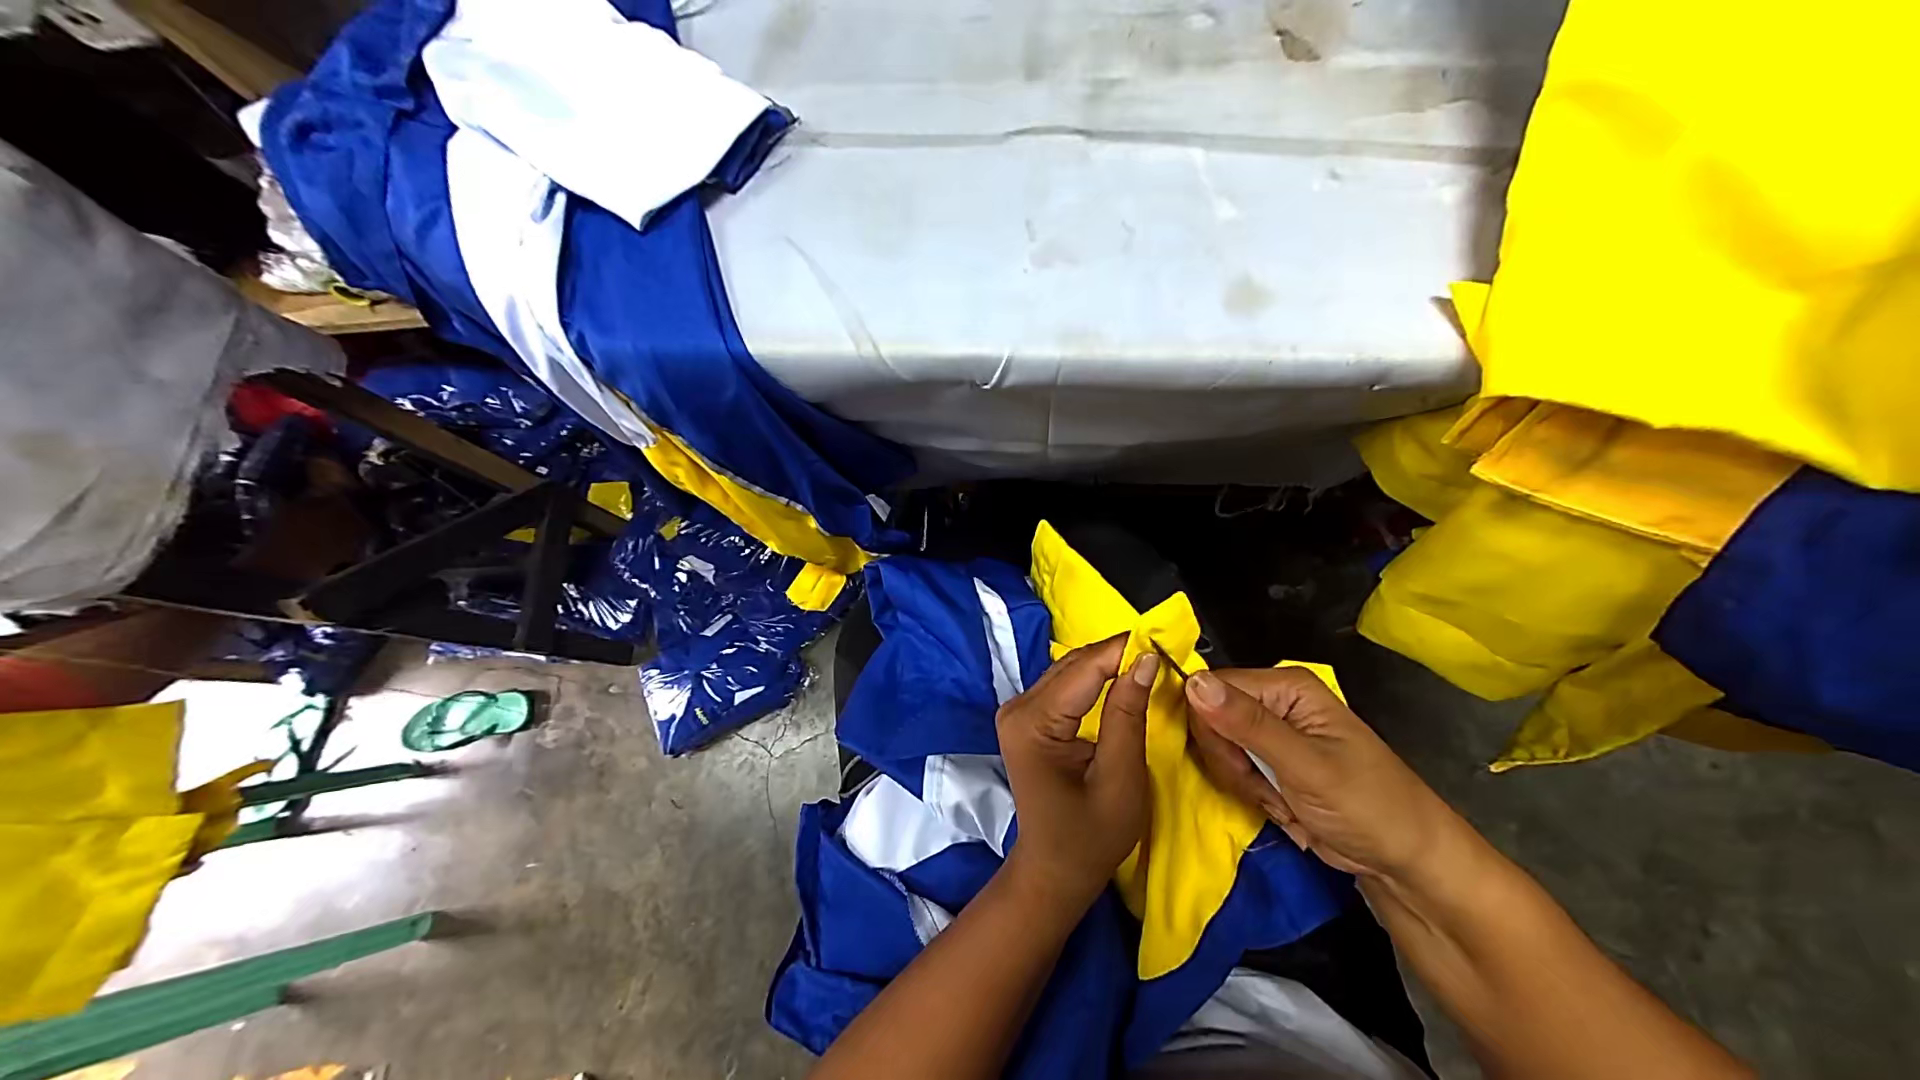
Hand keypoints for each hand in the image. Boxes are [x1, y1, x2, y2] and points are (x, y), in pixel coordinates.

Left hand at [995, 634, 1155, 909]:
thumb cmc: (1090, 837)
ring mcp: (1017, 710)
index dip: (1125, 650)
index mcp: (1033, 723)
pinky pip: (1066, 685)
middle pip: (1075, 665)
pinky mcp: (1026, 716)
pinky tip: (1123, 680)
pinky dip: (1096, 679)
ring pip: (1070, 670)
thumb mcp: (1120, 779)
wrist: (1054, 869)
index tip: (1167, 642)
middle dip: (1119, 655)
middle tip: (1165, 653)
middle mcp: (1017, 708)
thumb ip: (1128, 716)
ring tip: (1150, 664)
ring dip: (1109, 664)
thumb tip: (1144, 659)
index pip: (1085, 669)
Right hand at [1184, 667, 1462, 883]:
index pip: (1212, 688)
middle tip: (1266, 787)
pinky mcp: (1267, 763)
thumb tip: (1193, 682)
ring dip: (1240, 781)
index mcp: (1286, 687)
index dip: (1211, 725)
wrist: (1405, 862)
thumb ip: (1248, 724)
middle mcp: (1273, 701)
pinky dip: (1248, 792)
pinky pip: (1231, 769)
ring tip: (1281, 799)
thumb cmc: (1368, 806)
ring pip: (1216, 747)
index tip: (1238, 762)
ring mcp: (1270, 734)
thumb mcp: (1307, 765)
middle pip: (1210, 718)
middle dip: (1229, 760)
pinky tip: (1281, 806)